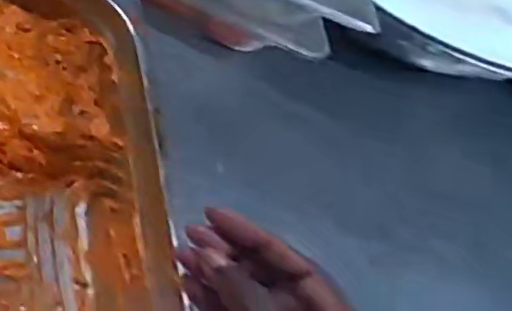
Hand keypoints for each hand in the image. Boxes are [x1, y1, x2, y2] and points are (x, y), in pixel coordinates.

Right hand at [178, 207, 350, 310]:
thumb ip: (244, 289)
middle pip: (267, 274)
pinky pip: (236, 309)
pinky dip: (211, 295)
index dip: (253, 235)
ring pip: (246, 291)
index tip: (210, 210)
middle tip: (189, 231)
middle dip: (224, 251)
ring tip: (180, 256)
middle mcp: (308, 310)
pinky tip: (188, 283)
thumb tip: (206, 249)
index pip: (296, 264)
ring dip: (210, 271)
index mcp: (331, 308)